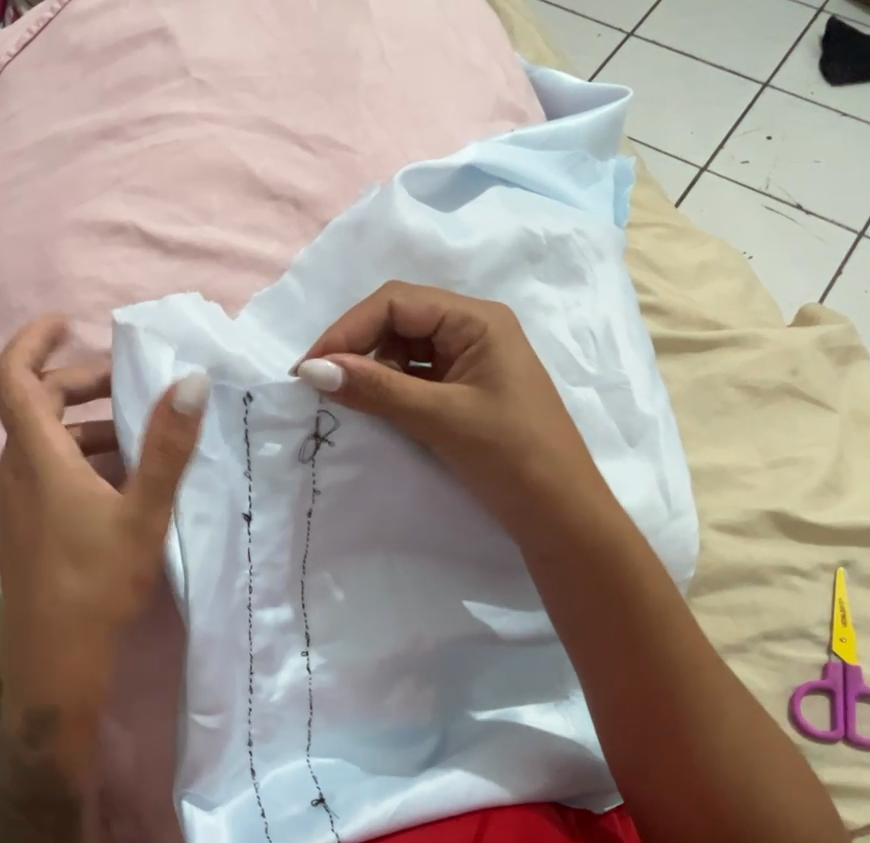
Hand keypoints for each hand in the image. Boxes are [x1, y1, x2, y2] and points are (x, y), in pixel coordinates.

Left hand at [0, 315, 208, 692]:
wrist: (56, 659)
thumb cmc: (97, 583)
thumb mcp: (143, 512)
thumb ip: (167, 447)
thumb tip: (193, 381)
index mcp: (38, 457)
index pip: (15, 375)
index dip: (35, 340)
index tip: (71, 323)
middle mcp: (17, 471)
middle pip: (36, 405)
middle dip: (80, 384)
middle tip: (129, 384)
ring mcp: (18, 502)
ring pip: (45, 442)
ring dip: (86, 426)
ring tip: (138, 434)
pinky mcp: (27, 528)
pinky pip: (48, 473)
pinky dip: (81, 460)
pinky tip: (124, 482)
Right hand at [294, 281, 610, 540]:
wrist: (559, 513)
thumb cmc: (510, 455)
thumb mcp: (439, 418)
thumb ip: (375, 389)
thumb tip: (311, 370)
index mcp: (478, 321)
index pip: (397, 303)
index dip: (348, 329)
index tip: (310, 369)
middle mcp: (474, 331)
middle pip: (399, 320)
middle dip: (357, 347)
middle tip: (320, 385)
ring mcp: (472, 362)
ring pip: (405, 350)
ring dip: (372, 370)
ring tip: (346, 400)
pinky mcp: (466, 393)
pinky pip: (417, 378)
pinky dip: (390, 389)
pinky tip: (372, 409)